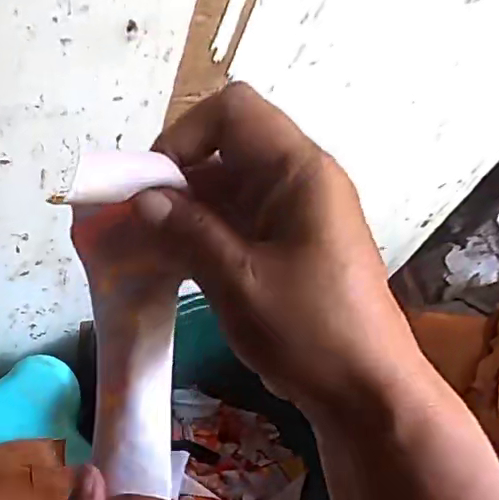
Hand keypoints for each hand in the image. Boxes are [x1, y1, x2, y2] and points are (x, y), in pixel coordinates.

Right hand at [130, 83, 419, 415]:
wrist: (363, 386)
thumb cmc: (308, 331)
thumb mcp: (238, 281)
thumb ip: (190, 233)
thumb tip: (144, 199)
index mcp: (297, 173)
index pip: (232, 113)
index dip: (182, 138)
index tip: (149, 189)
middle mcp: (298, 181)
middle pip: (225, 150)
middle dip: (174, 180)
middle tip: (136, 227)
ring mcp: (294, 215)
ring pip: (226, 190)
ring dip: (184, 213)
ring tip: (147, 250)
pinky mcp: (287, 246)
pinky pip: (236, 223)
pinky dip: (201, 236)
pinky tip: (175, 266)